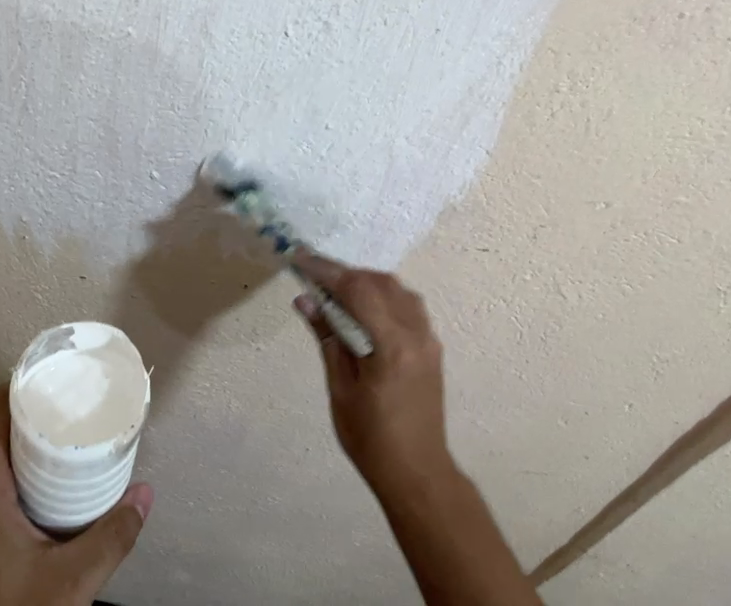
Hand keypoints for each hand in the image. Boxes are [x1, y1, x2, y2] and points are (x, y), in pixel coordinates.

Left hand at [0, 385, 152, 605]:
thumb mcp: (70, 582)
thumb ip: (111, 537)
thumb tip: (145, 494)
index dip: (21, 386)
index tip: (57, 383)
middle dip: (33, 418)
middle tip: (74, 414)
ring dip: (23, 451)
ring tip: (66, 449)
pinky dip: (11, 478)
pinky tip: (43, 495)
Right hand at [292, 254, 452, 493]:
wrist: (417, 471)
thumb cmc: (370, 438)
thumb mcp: (340, 388)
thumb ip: (327, 338)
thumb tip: (305, 299)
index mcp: (392, 346)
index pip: (358, 290)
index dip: (326, 270)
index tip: (299, 258)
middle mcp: (417, 334)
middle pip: (379, 282)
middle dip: (344, 273)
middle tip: (312, 275)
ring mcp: (429, 339)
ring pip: (397, 289)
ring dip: (365, 281)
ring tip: (334, 290)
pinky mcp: (432, 346)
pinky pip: (407, 305)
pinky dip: (382, 295)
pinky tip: (361, 307)